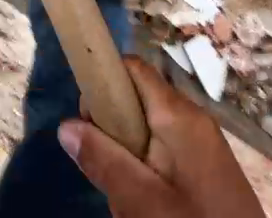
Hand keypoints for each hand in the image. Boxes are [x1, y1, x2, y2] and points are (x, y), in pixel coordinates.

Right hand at [58, 56, 267, 217]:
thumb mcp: (143, 203)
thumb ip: (103, 162)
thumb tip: (65, 125)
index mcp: (179, 115)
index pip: (131, 68)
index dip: (103, 84)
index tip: (89, 122)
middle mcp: (192, 121)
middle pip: (134, 102)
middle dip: (112, 133)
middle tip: (109, 174)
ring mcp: (202, 148)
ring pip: (144, 134)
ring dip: (127, 162)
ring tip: (130, 203)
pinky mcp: (206, 173)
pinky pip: (162, 157)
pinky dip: (147, 177)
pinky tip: (148, 211)